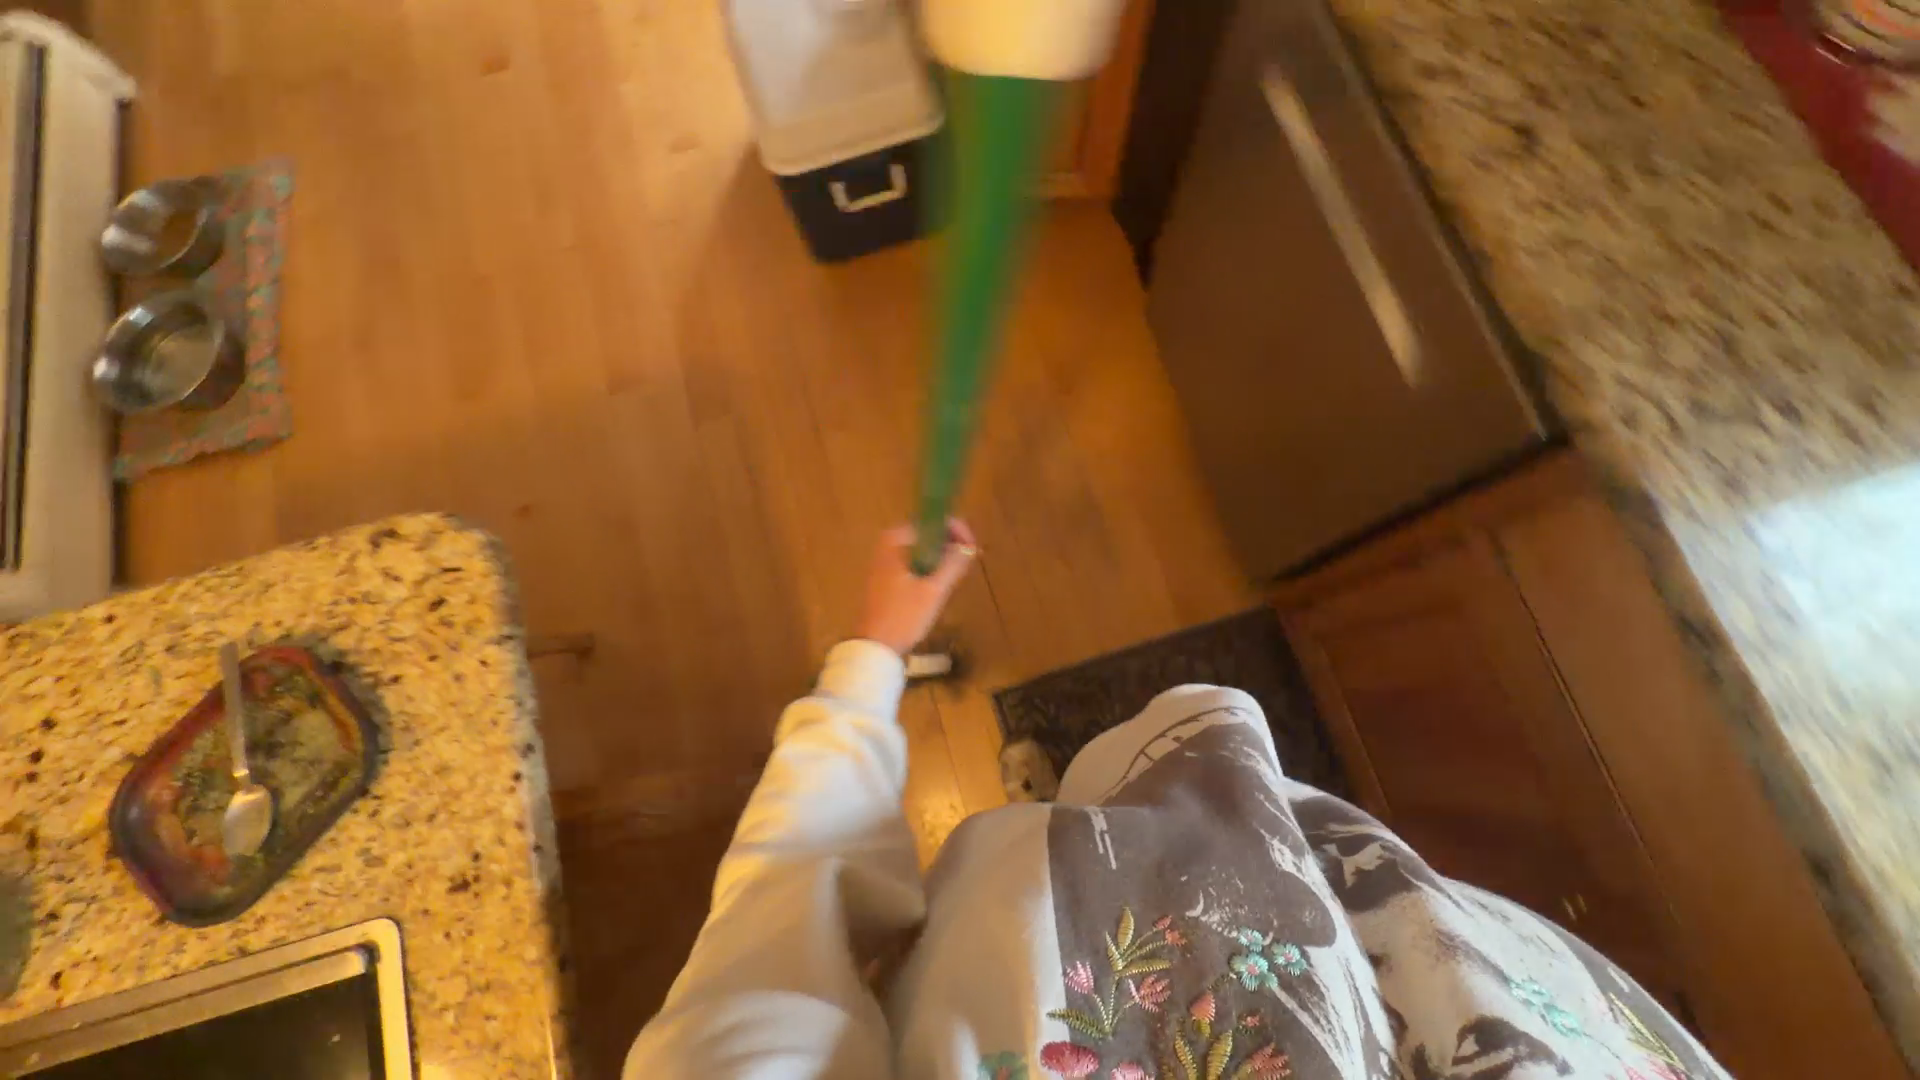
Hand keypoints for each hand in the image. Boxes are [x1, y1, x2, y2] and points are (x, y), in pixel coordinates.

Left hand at [855, 520, 977, 654]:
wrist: (874, 647)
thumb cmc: (903, 616)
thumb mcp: (933, 590)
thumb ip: (953, 565)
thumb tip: (969, 547)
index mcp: (895, 541)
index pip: (932, 522)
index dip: (957, 530)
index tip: (973, 548)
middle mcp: (886, 546)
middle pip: (926, 535)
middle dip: (949, 544)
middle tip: (968, 559)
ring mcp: (883, 563)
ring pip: (920, 551)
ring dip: (940, 558)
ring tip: (959, 570)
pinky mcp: (884, 579)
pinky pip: (912, 564)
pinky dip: (928, 568)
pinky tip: (939, 583)